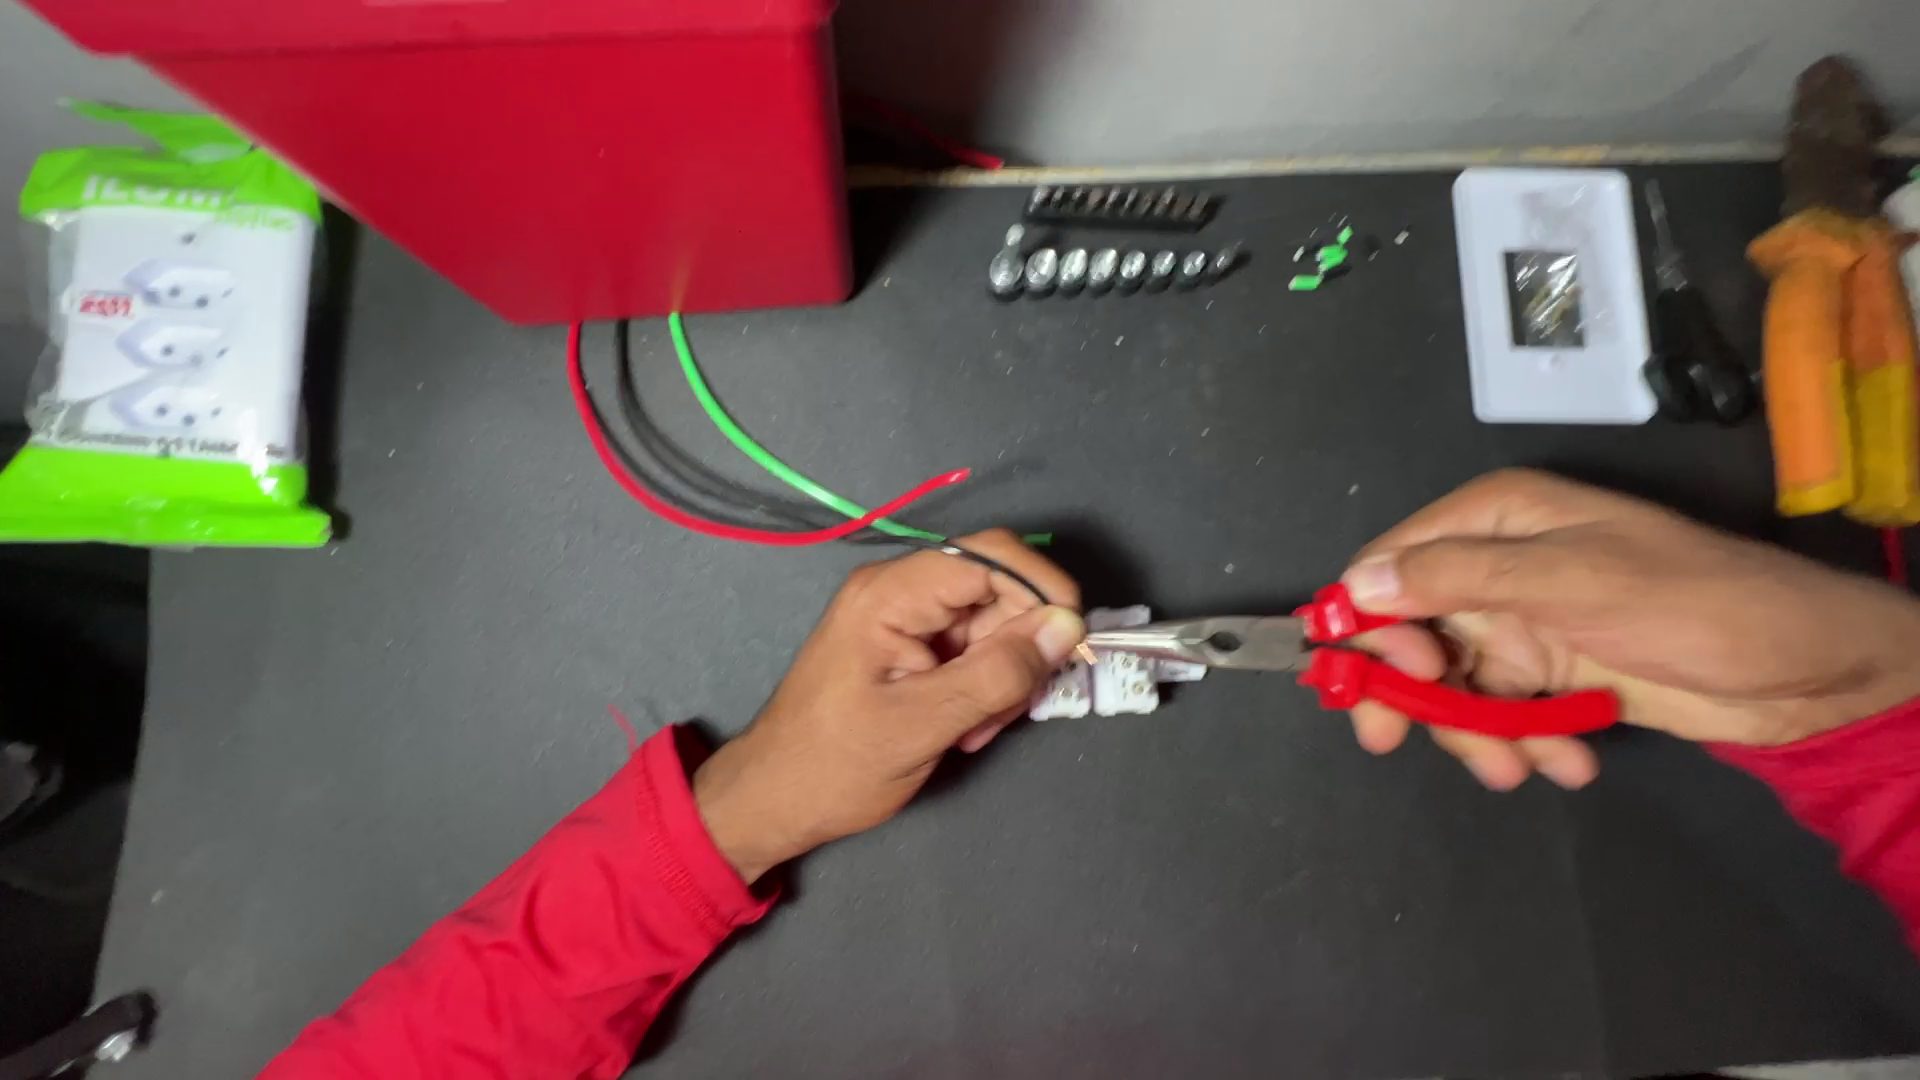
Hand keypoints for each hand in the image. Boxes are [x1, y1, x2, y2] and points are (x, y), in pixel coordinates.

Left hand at [691, 530, 1082, 882]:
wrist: (774, 799)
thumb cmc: (836, 765)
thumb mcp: (923, 725)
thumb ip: (997, 674)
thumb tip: (1068, 626)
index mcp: (890, 593)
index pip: (988, 556)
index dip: (1041, 588)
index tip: (1072, 642)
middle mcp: (899, 590)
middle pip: (996, 590)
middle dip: (1017, 649)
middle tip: (1002, 712)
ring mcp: (905, 617)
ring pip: (992, 624)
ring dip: (1000, 678)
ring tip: (971, 730)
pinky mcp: (911, 644)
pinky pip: (972, 649)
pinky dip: (982, 687)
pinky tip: (962, 727)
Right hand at [1338, 469, 1919, 791]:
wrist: (1821, 676)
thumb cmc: (1699, 606)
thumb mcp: (1573, 581)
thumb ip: (1458, 576)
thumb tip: (1354, 586)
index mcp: (1487, 522)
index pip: (1383, 567)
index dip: (1369, 622)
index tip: (1398, 673)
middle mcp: (1483, 566)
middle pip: (1399, 630)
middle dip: (1404, 689)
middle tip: (1394, 738)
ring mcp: (1508, 620)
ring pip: (1438, 680)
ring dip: (1466, 729)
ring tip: (1512, 768)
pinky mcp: (1534, 668)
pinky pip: (1488, 707)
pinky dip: (1514, 740)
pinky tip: (1563, 763)